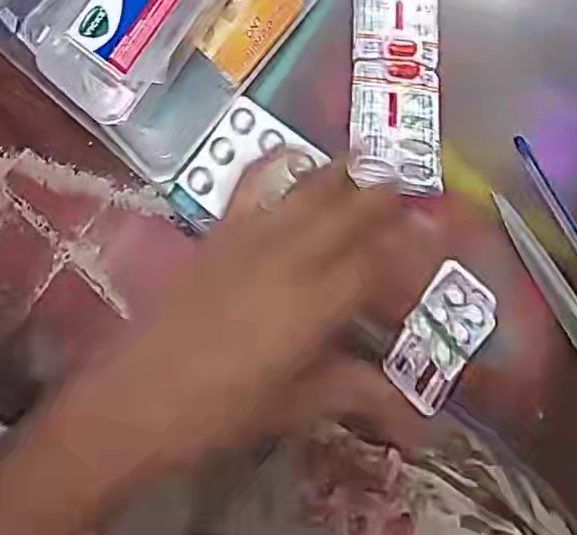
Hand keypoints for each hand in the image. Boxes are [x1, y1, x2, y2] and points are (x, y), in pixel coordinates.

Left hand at [0, 154, 427, 534]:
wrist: (141, 391)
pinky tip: (291, 154)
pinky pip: (253, 182)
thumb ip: (356, 392)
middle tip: (413, 185)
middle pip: (349, 211)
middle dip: (385, 196)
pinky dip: (276, 162)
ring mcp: (251, 234)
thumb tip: (419, 422)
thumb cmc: (223, 407)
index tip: (434, 236)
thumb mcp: (296, 402)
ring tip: (369, 164)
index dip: (410, 249)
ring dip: (343, 174)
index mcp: (314, 302)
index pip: (375, 261)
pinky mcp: (221, 228)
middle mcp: (289, 255)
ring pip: (308, 189)